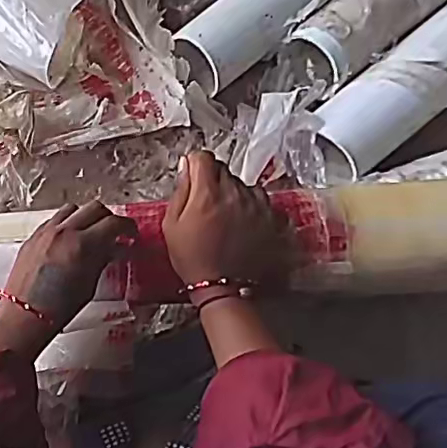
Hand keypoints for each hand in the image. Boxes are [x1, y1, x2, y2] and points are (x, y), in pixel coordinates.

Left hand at [0, 201, 136, 359]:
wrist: (25, 316)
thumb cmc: (57, 308)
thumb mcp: (89, 284)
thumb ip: (102, 260)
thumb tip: (114, 249)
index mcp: (82, 244)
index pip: (113, 223)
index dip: (127, 227)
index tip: (130, 234)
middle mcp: (63, 232)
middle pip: (94, 208)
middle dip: (108, 218)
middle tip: (114, 232)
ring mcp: (45, 232)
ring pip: (72, 209)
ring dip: (85, 216)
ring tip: (90, 232)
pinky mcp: (32, 237)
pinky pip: (53, 220)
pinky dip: (66, 223)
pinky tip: (69, 238)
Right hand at [162, 151, 291, 292]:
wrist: (225, 290)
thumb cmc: (193, 260)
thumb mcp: (171, 225)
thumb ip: (180, 191)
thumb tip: (186, 166)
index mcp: (208, 193)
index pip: (203, 158)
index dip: (195, 166)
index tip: (192, 177)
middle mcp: (237, 192)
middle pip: (224, 172)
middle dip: (214, 184)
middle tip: (206, 208)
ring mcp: (259, 205)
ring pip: (244, 186)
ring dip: (234, 196)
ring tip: (226, 221)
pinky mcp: (274, 218)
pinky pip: (261, 203)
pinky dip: (252, 210)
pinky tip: (243, 228)